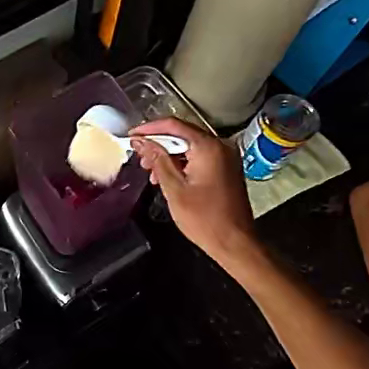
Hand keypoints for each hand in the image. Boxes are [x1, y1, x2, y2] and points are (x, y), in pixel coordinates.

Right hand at [131, 119, 259, 267]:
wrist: (235, 242)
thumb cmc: (206, 221)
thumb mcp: (174, 189)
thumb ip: (158, 161)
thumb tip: (142, 142)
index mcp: (208, 148)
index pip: (174, 126)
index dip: (150, 129)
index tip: (133, 136)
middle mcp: (221, 146)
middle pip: (183, 134)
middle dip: (159, 144)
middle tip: (140, 156)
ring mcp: (226, 157)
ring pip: (191, 146)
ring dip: (170, 155)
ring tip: (152, 171)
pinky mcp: (227, 168)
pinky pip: (201, 157)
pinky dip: (183, 162)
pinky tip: (169, 177)